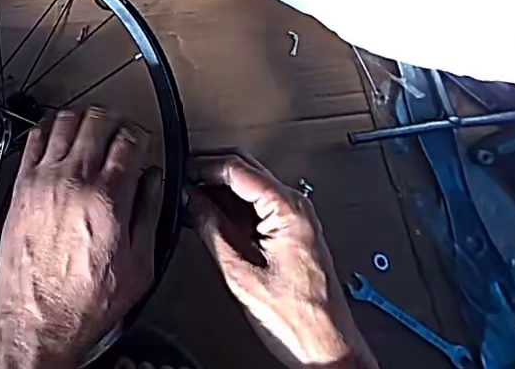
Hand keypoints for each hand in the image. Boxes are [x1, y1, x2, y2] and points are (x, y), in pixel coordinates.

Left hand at [0, 106, 164, 368]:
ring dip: (84, 117)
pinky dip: (50, 126)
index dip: (140, 134)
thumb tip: (154, 179)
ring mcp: (45, 177)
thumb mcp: (139, 267)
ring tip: (91, 128)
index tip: (141, 141)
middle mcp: (75, 179)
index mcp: (108, 198)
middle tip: (119, 130)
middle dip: (115, 119)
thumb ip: (150, 213)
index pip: (129, 138)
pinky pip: (35, 135)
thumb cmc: (83, 302)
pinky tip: (59, 134)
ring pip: (66, 119)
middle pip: (98, 119)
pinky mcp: (22, 182)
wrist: (35, 321)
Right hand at [187, 152, 377, 368]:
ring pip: (251, 183)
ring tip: (194, 195)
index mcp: (287, 209)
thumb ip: (212, 230)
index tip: (184, 170)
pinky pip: (258, 202)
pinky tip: (214, 213)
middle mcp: (296, 206)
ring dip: (221, 185)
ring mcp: (296, 217)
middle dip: (211, 168)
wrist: (330, 354)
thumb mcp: (241, 274)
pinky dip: (233, 202)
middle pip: (246, 167)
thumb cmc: (299, 323)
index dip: (205, 165)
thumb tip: (192, 200)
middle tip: (185, 176)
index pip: (237, 167)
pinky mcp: (292, 230)